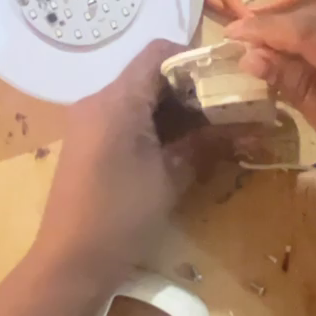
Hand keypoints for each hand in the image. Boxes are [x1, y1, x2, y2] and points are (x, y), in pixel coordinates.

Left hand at [31, 41, 214, 281]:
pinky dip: (154, 122)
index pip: (158, 53)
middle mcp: (97, 100)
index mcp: (116, 100)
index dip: (195, 59)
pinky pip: (124, 116)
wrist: (70, 262)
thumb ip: (205, 144)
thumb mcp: (171, 179)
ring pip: (138, 96)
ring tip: (211, 128)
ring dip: (174, 107)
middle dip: (190, 87)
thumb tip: (246, 126)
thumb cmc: (122, 217)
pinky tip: (180, 145)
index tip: (226, 80)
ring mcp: (88, 121)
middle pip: (148, 73)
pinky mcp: (87, 141)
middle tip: (227, 107)